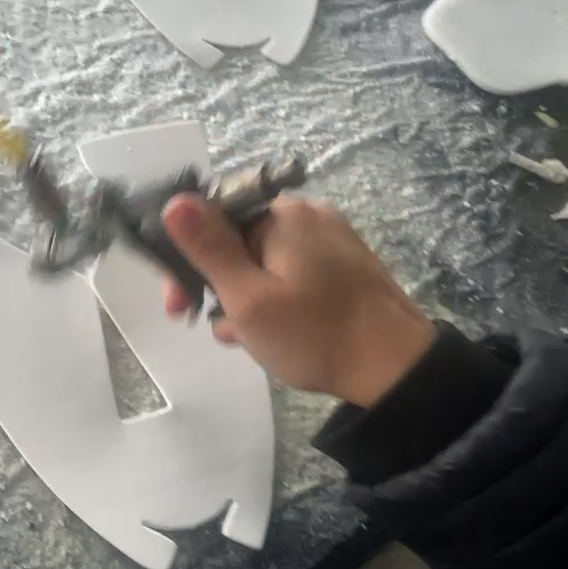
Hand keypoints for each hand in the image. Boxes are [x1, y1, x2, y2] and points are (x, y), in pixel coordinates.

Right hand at [161, 194, 435, 407]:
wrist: (394, 367)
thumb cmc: (313, 334)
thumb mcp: (248, 297)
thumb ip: (208, 249)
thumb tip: (173, 201)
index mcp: (282, 216)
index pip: (212, 218)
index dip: (185, 258)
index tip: (177, 302)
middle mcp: (307, 215)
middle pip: (235, 239)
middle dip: (213, 282)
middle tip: (204, 322)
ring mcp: (329, 239)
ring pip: (258, 260)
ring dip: (239, 296)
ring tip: (244, 335)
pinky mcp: (341, 264)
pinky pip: (286, 272)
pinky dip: (269, 297)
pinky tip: (269, 329)